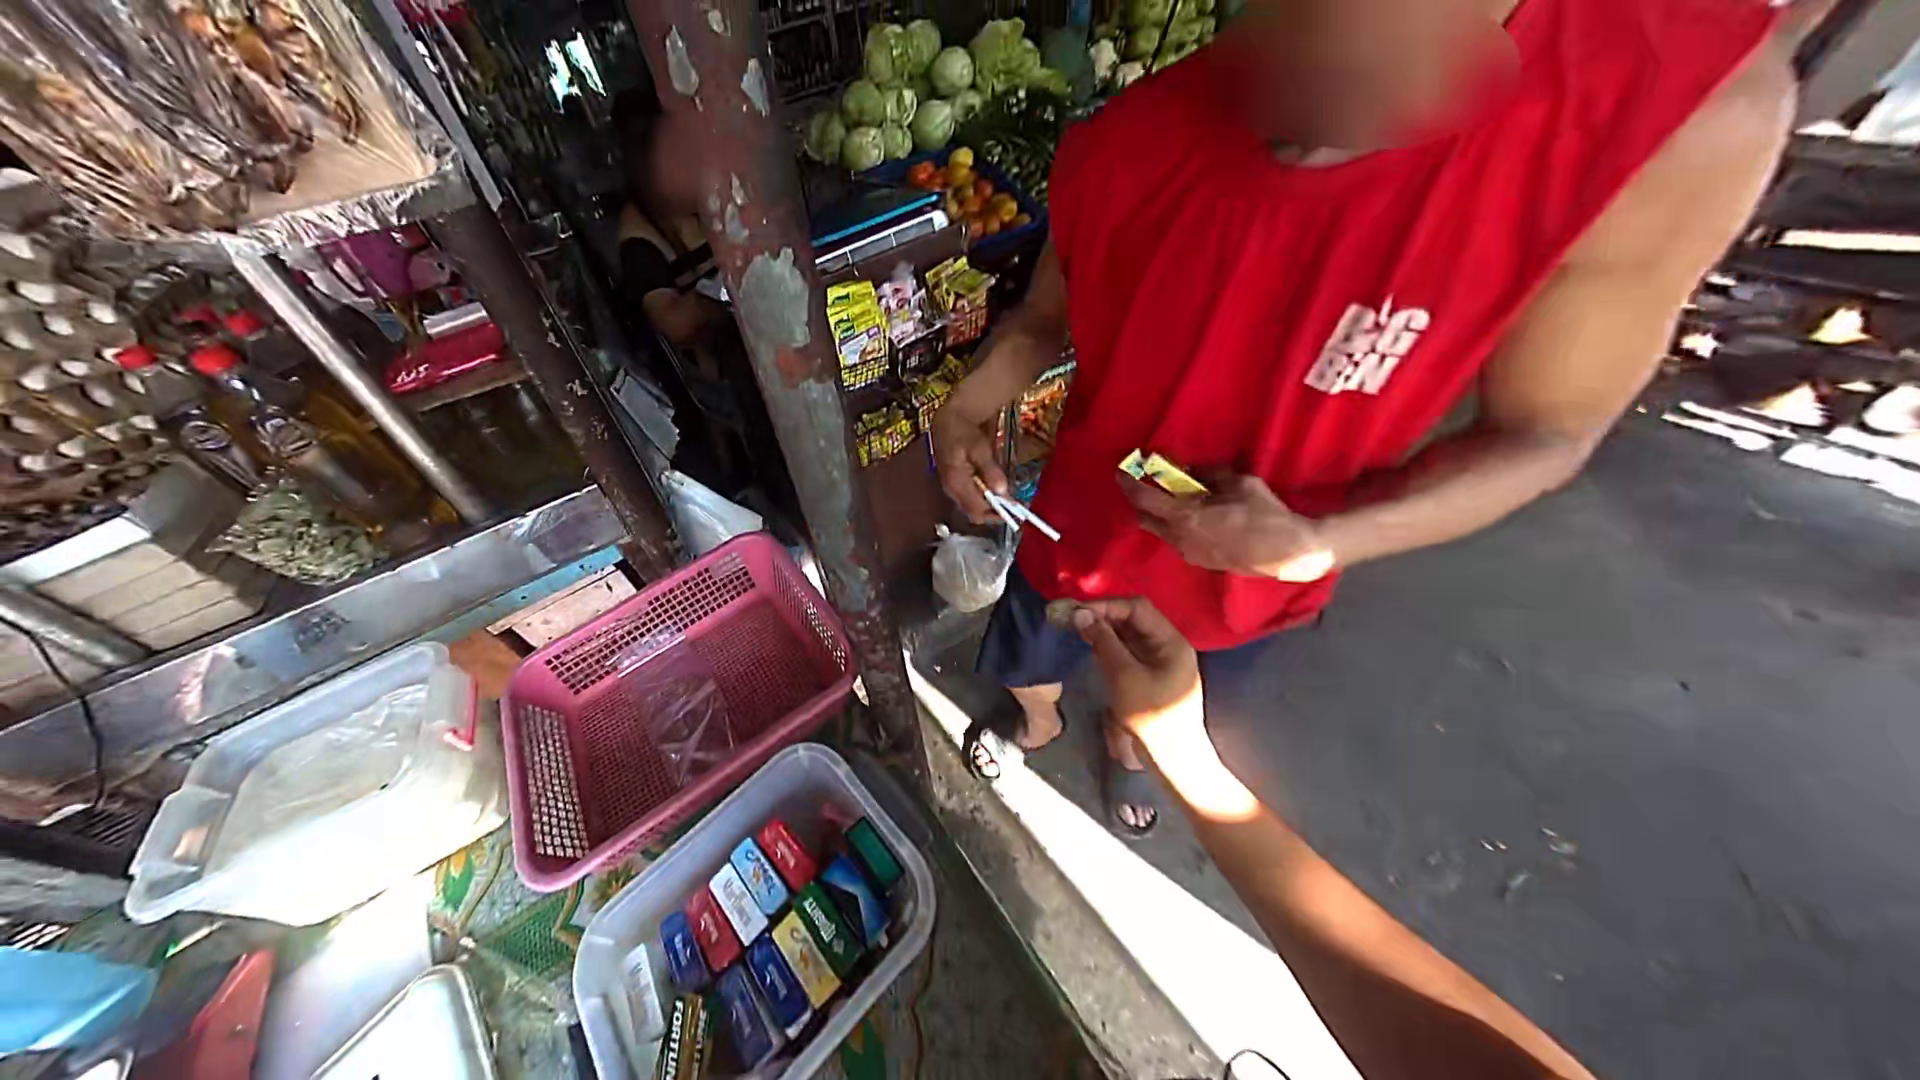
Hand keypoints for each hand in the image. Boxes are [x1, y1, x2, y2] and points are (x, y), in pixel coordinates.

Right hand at [932, 404, 1010, 523]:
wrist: (947, 422)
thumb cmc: (964, 433)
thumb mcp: (980, 448)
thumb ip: (990, 470)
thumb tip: (1002, 491)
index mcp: (956, 483)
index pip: (977, 510)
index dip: (996, 514)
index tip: (1013, 510)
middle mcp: (951, 491)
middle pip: (975, 513)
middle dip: (994, 513)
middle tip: (1013, 506)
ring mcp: (951, 489)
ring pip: (972, 508)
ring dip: (990, 507)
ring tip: (1007, 499)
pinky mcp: (954, 485)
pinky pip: (970, 500)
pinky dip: (983, 499)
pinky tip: (993, 491)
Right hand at [1069, 597, 1205, 750]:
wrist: (1173, 762)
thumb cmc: (1151, 718)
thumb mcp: (1124, 676)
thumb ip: (1104, 642)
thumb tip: (1081, 614)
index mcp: (1172, 642)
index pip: (1137, 608)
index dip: (1106, 606)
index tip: (1076, 611)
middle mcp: (1169, 646)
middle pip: (1134, 619)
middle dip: (1102, 616)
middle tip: (1070, 618)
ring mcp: (1160, 661)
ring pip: (1129, 635)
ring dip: (1103, 630)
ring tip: (1075, 629)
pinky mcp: (1150, 676)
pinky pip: (1128, 651)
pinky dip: (1109, 645)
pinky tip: (1090, 645)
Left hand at [1118, 471, 1336, 581]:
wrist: (1288, 552)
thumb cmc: (1264, 513)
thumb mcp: (1237, 483)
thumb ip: (1207, 475)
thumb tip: (1187, 468)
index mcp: (1184, 517)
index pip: (1143, 499)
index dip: (1129, 483)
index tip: (1121, 470)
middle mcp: (1178, 538)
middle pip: (1144, 517)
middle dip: (1140, 500)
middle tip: (1146, 483)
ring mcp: (1187, 553)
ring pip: (1159, 530)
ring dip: (1158, 514)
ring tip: (1172, 498)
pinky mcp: (1199, 561)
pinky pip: (1176, 540)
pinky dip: (1174, 526)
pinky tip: (1192, 516)